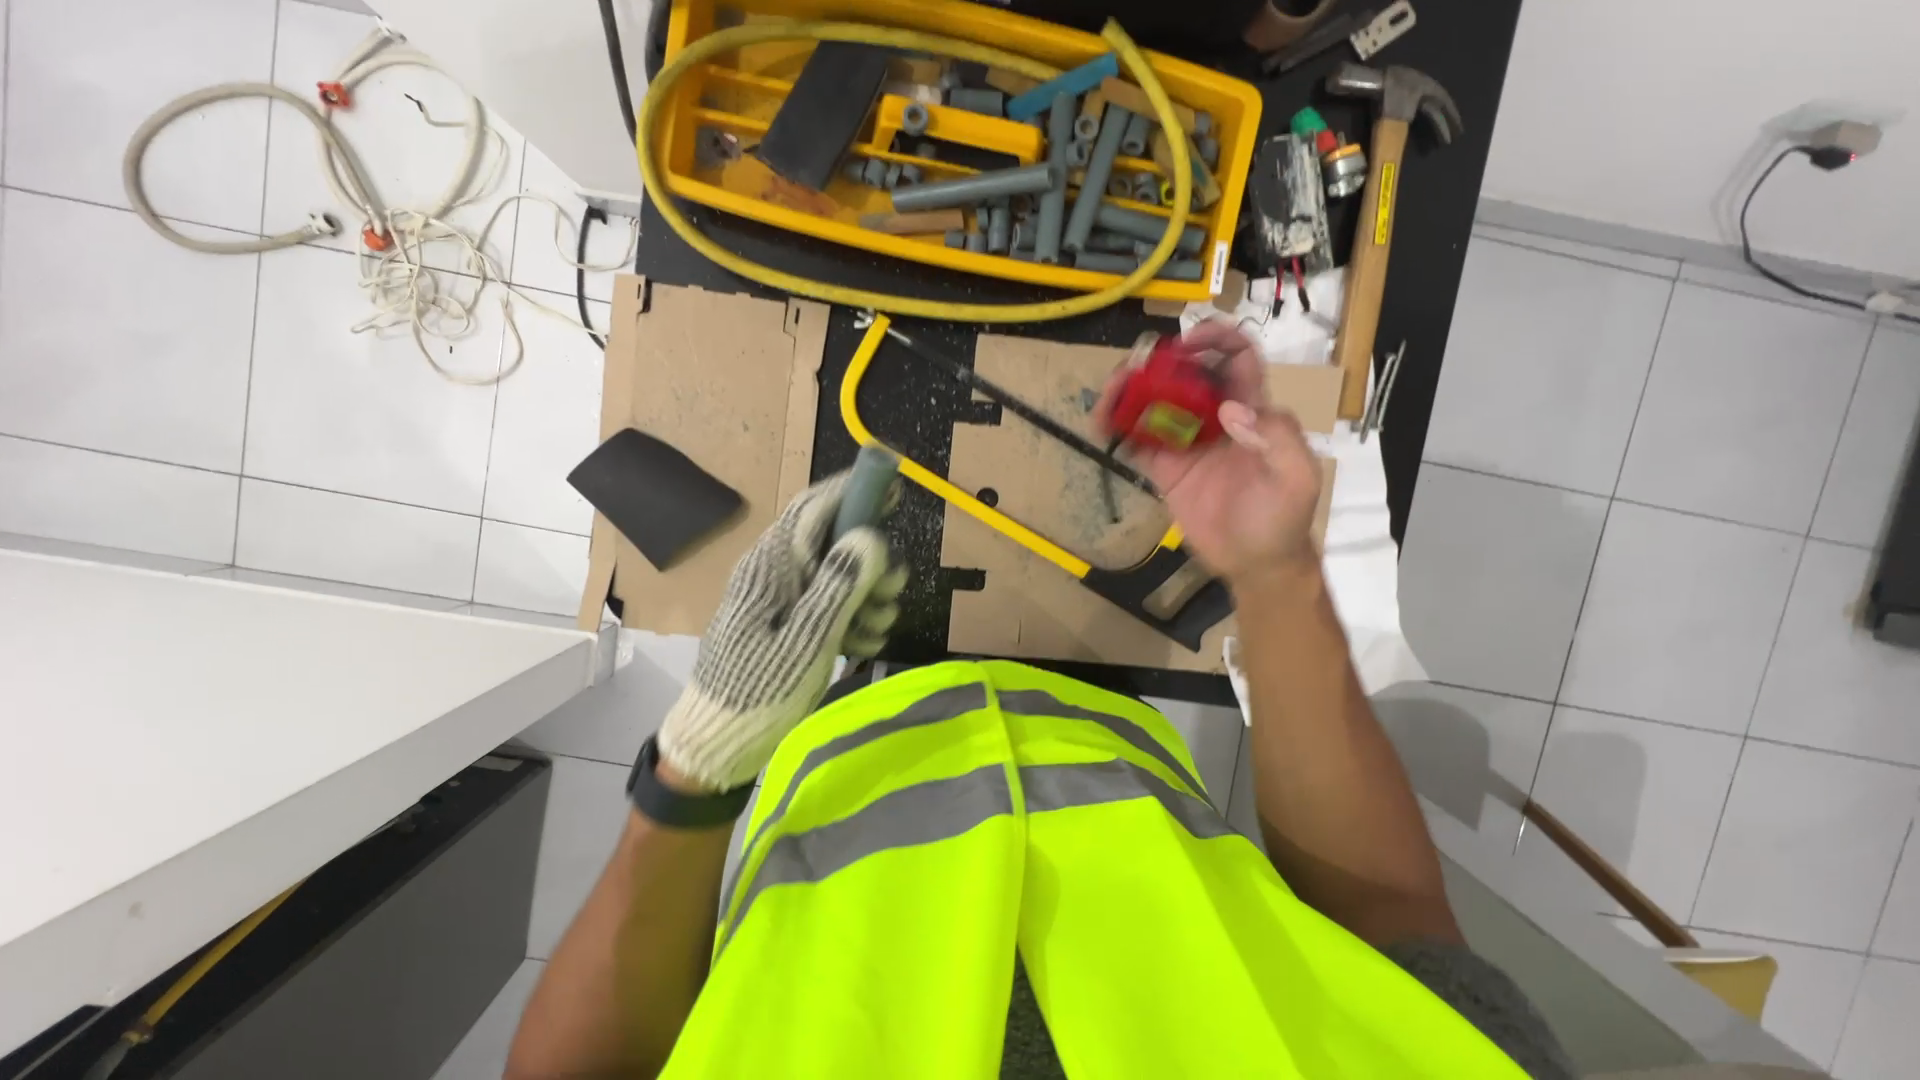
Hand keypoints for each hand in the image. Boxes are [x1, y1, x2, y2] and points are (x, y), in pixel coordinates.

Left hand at [655, 470, 907, 790]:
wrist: (719, 742)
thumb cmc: (757, 691)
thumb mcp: (806, 642)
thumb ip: (839, 586)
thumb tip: (870, 535)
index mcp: (771, 566)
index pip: (814, 508)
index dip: (853, 492)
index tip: (893, 487)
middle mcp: (776, 572)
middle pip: (836, 541)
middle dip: (873, 564)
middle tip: (892, 594)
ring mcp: (783, 597)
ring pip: (841, 574)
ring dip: (868, 598)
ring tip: (874, 633)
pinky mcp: (789, 621)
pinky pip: (832, 604)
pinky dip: (853, 620)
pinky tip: (859, 647)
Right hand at [1100, 319, 1322, 590]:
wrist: (1255, 563)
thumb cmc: (1282, 518)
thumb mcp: (1297, 476)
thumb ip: (1276, 437)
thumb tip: (1230, 410)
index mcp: (1252, 410)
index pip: (1237, 357)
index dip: (1216, 339)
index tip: (1187, 342)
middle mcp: (1216, 418)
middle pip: (1186, 375)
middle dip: (1160, 362)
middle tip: (1134, 368)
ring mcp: (1187, 444)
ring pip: (1155, 404)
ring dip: (1130, 391)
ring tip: (1109, 392)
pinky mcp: (1165, 470)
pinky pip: (1137, 442)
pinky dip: (1117, 428)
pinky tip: (1101, 424)